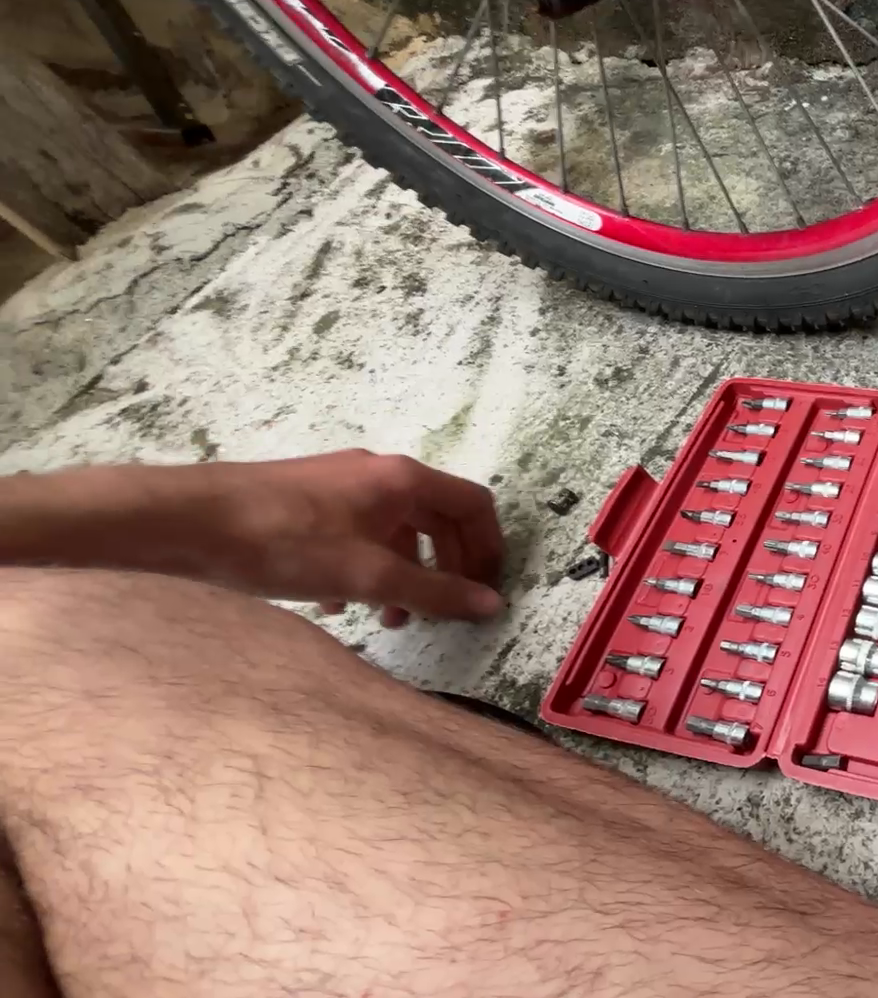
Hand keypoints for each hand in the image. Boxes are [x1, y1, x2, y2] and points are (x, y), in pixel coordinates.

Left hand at [172, 450, 505, 625]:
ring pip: (397, 529)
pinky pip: (358, 531)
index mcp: (406, 479)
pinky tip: (337, 602)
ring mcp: (342, 483)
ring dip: (405, 573)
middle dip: (446, 567)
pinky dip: (365, 566)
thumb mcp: (368, 575)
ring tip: (387, 617)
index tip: (484, 586)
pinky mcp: (306, 498)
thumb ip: (435, 592)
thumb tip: (493, 604)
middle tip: (440, 607)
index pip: (475, 505)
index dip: (490, 547)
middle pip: (439, 519)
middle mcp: (382, 473)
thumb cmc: (284, 542)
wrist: (172, 521)